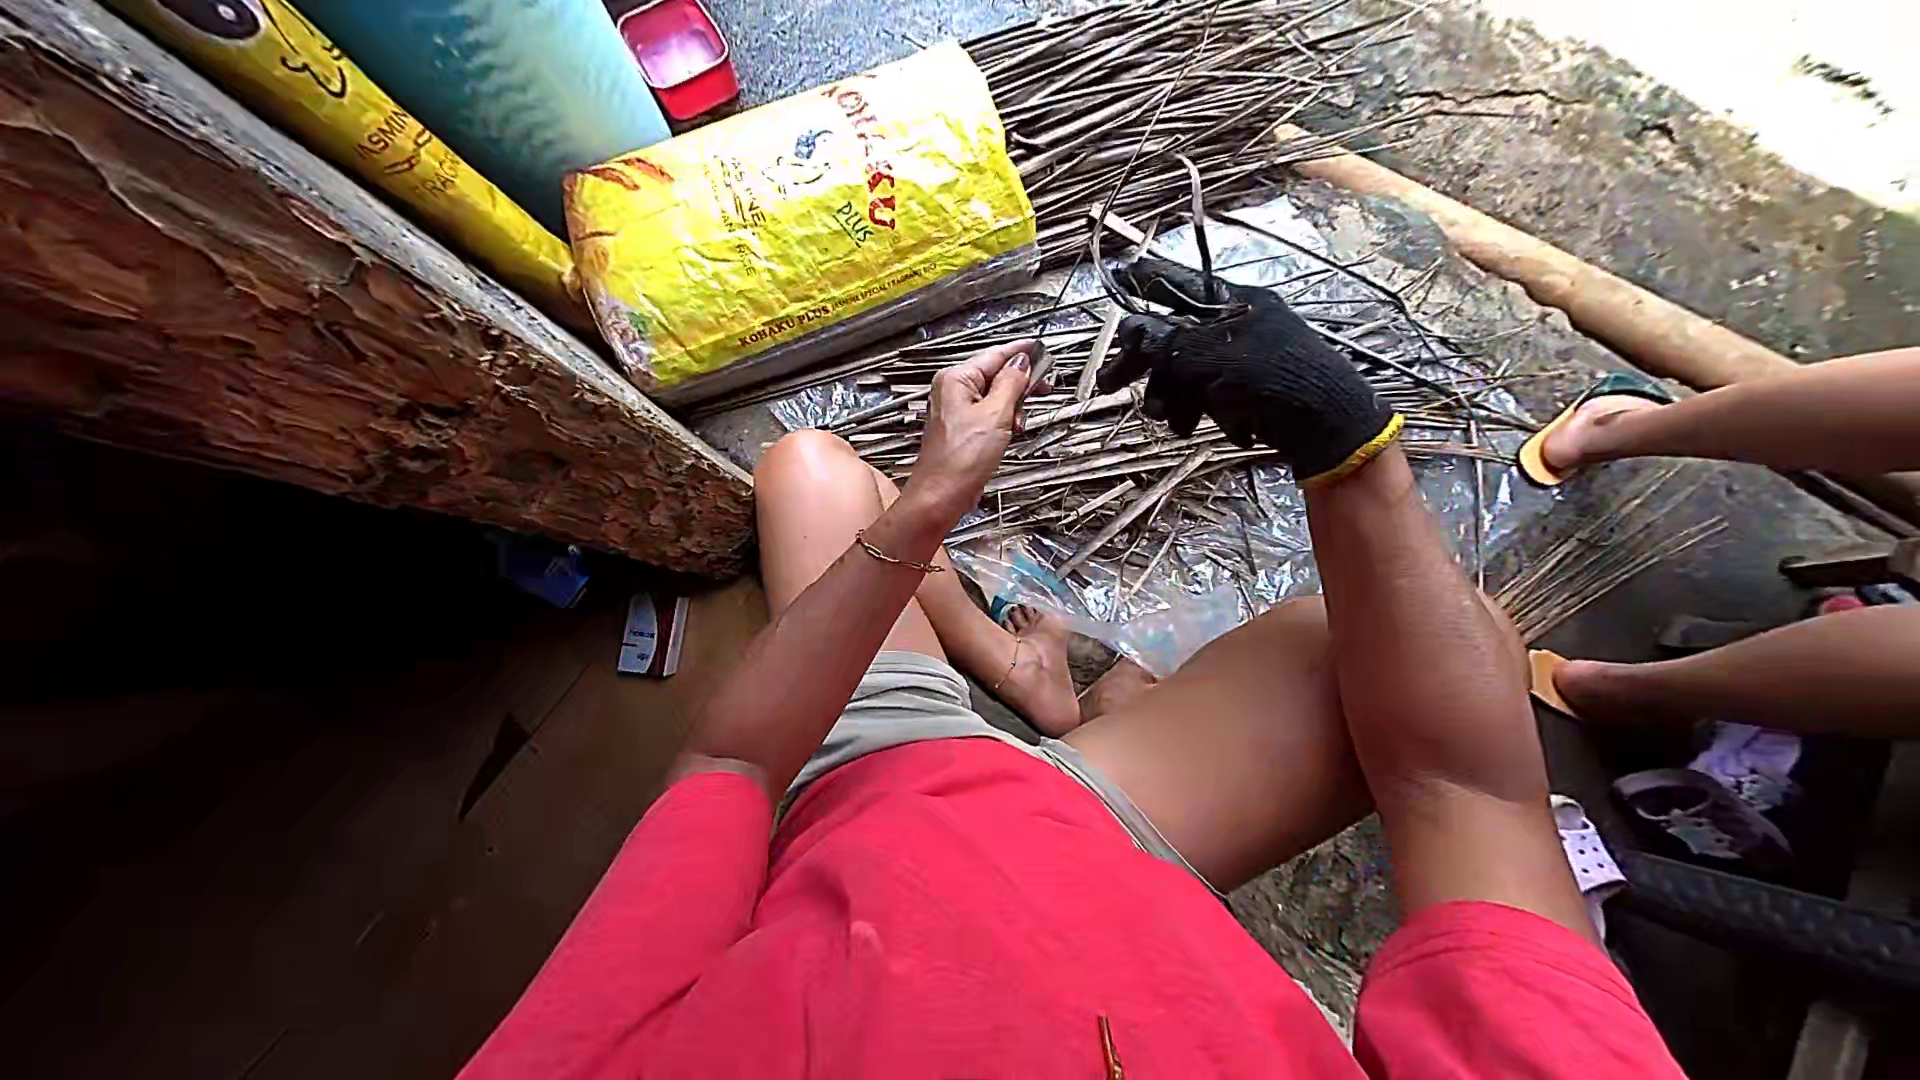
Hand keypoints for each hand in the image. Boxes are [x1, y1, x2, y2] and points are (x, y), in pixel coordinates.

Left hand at [909, 339, 1037, 516]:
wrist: (942, 494)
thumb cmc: (959, 459)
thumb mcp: (995, 414)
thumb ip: (1011, 383)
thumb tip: (1021, 362)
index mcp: (956, 379)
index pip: (995, 355)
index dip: (1021, 352)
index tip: (1040, 350)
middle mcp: (952, 391)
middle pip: (995, 375)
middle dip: (1020, 384)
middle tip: (1042, 386)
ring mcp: (956, 411)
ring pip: (994, 397)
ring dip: (1013, 407)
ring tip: (1018, 422)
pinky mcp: (962, 430)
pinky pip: (989, 416)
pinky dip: (1003, 421)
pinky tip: (1010, 432)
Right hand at [1096, 257, 1401, 484]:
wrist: (1323, 424)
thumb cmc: (1273, 377)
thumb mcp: (1214, 356)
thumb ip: (1168, 342)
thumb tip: (1130, 329)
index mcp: (1231, 303)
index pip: (1180, 283)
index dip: (1147, 281)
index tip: (1119, 276)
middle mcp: (1230, 326)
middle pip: (1172, 335)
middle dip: (1142, 363)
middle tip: (1109, 383)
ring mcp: (1233, 359)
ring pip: (1180, 371)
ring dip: (1166, 395)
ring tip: (1164, 417)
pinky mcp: (1236, 389)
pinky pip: (1198, 394)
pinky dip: (1188, 409)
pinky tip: (1187, 426)